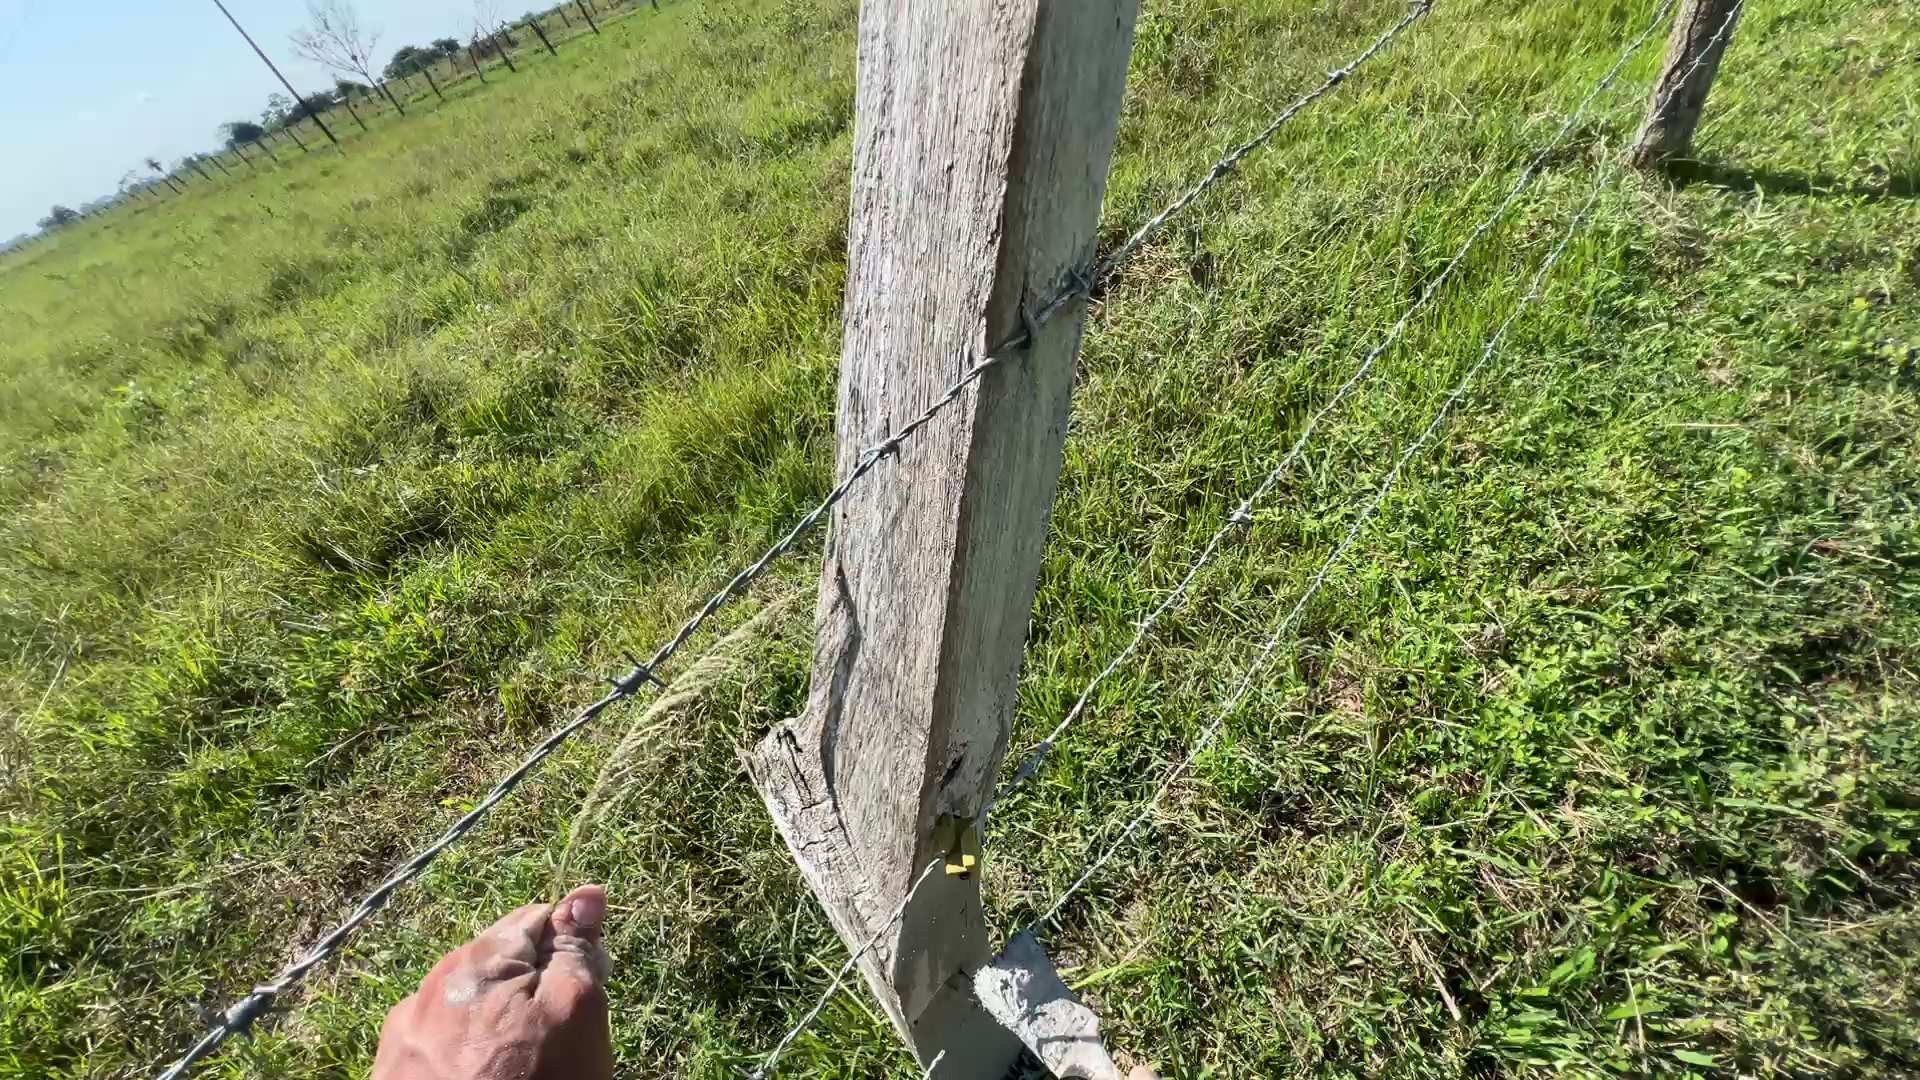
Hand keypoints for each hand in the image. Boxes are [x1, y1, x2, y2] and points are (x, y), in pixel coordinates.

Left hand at [372, 885, 612, 1079]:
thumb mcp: (578, 1005)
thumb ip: (577, 943)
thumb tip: (586, 892)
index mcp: (469, 964)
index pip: (536, 919)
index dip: (569, 947)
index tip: (583, 987)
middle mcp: (421, 996)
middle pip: (500, 961)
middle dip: (534, 984)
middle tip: (557, 1035)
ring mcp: (397, 1047)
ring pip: (472, 1005)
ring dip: (502, 1021)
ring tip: (523, 1066)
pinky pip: (443, 1046)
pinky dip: (473, 1055)